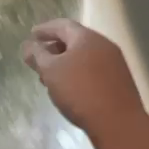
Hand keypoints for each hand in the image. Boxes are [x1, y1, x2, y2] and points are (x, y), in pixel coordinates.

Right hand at [22, 19, 146, 135]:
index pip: (62, 25)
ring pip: (84, 57)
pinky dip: (78, 74)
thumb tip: (28, 45)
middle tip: (39, 61)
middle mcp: (103, 44)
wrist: (118, 123)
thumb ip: (37, 55)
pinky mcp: (120, 81)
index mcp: (87, 37)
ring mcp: (115, 63)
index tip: (32, 35)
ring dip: (65, 64)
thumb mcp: (51, 71)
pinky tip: (70, 90)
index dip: (45, 29)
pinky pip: (94, 70)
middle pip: (74, 41)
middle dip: (54, 49)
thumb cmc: (80, 91)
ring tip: (51, 79)